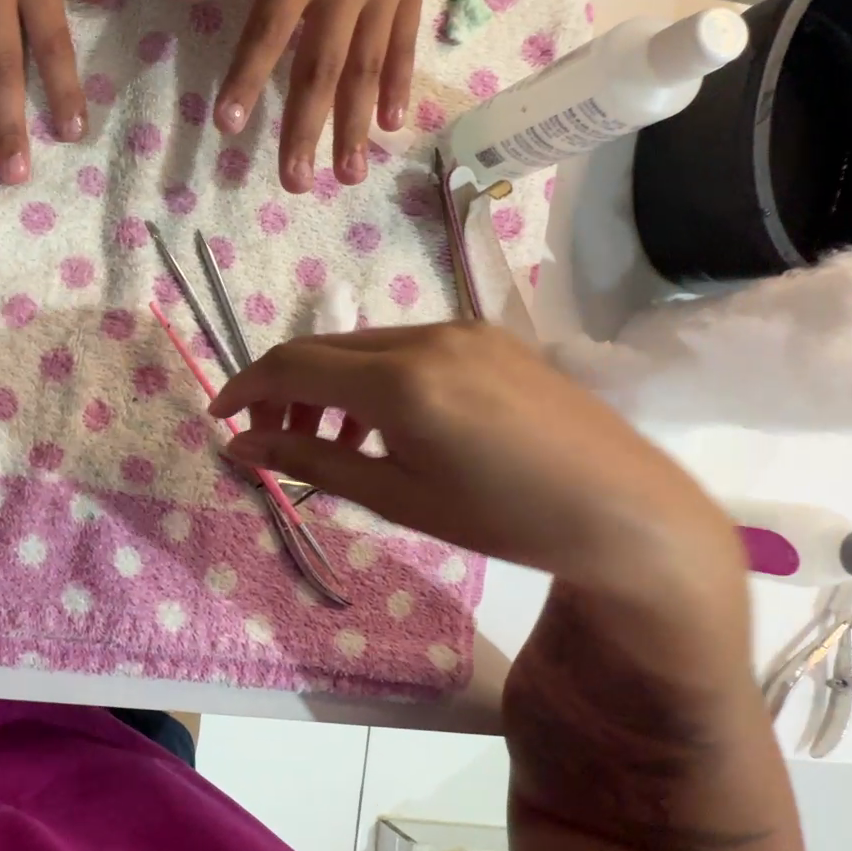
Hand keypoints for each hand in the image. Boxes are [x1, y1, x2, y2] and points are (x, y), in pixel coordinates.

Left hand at [178, 0, 449, 193]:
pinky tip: (391, 125)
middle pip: (322, 69)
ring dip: (354, 126)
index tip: (229, 126)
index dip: (248, 80)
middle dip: (307, 130)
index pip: (268, 32)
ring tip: (346, 177)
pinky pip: (406, 40)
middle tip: (296, 184)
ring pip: (368, 68)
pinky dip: (399, 83)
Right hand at [209, 325, 741, 583]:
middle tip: (271, 439)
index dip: (243, 388)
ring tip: (327, 439)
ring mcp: (461, 333)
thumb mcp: (392, 495)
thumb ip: (307, 460)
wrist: (630, 514)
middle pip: (319, 349)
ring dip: (323, 384)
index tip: (220, 420)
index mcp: (398, 381)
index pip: (289, 365)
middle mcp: (425, 338)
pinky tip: (381, 423)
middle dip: (280, 390)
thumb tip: (238, 446)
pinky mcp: (488, 339)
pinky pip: (401, 348)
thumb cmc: (501, 517)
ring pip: (358, 346)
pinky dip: (367, 379)